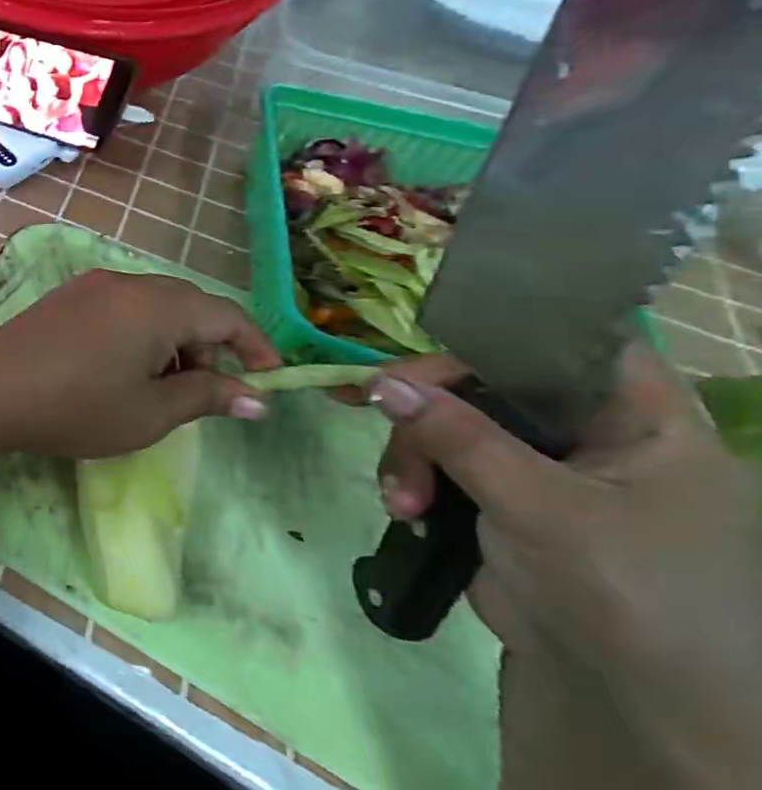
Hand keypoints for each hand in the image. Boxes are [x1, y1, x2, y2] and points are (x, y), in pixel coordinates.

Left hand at [0, 270, 281, 458]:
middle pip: (188, 304)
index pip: (226, 314)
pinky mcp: (63, 297)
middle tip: (210, 391)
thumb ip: (207, 396)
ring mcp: (89, 286)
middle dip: (210, 345)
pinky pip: (119, 307)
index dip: (256, 347)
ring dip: (172, 340)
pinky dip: (138, 333)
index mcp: (157, 304)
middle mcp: (125, 282)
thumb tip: (255, 398)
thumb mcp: (151, 412)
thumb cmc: (76, 406)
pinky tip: (124, 369)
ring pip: (152, 305)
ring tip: (164, 388)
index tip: (269, 380)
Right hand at [368, 348, 761, 788]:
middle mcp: (593, 432)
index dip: (502, 332)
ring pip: (451, 422)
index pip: (572, 343)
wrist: (622, 690)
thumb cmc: (623, 588)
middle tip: (379, 420)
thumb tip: (379, 381)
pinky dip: (413, 478)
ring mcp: (543, 465)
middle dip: (427, 409)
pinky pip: (440, 460)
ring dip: (411, 454)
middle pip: (488, 381)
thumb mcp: (539, 505)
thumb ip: (458, 436)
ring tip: (403, 500)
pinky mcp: (501, 495)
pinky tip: (407, 508)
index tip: (424, 350)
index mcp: (644, 420)